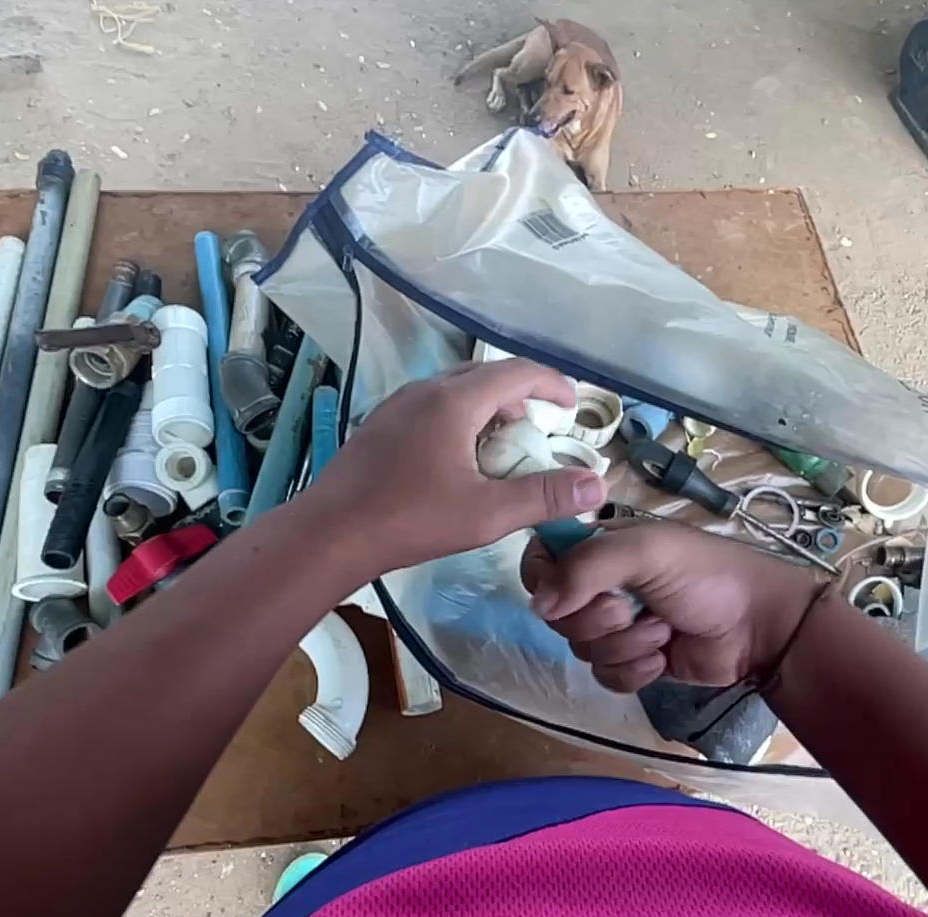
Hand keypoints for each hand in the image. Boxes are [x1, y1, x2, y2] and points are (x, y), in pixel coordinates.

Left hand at [301, 359, 605, 573]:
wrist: (330, 533)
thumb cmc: (411, 519)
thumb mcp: (487, 513)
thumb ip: (544, 496)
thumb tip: (598, 484)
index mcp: (454, 401)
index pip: (516, 372)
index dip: (551, 383)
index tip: (572, 404)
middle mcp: (425, 391)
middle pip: (484, 375)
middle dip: (519, 395)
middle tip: (538, 427)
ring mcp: (396, 406)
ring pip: (454, 390)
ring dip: (486, 407)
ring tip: (501, 444)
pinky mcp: (379, 427)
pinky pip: (431, 407)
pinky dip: (458, 419)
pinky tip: (456, 458)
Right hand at [519, 523, 825, 691]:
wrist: (759, 625)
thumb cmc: (704, 575)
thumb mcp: (645, 553)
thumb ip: (586, 568)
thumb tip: (539, 606)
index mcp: (598, 549)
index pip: (540, 563)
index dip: (545, 583)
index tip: (568, 594)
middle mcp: (600, 587)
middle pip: (558, 616)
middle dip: (597, 620)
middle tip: (633, 609)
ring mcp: (615, 627)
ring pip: (582, 649)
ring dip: (625, 645)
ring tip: (663, 631)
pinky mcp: (632, 661)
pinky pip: (604, 676)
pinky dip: (634, 671)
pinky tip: (662, 659)